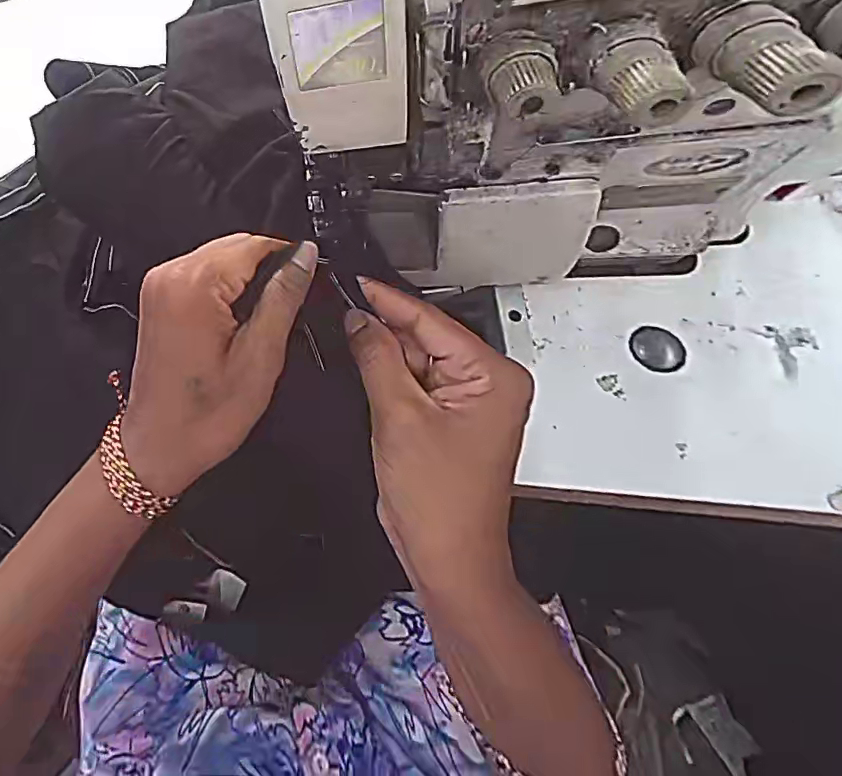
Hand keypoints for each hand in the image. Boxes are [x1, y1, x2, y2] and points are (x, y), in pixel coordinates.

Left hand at [119, 234, 317, 497]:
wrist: (158, 445)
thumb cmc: (205, 415)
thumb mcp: (261, 356)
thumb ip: (284, 296)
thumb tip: (306, 256)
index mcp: (194, 284)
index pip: (256, 243)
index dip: (290, 258)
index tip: (308, 280)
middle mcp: (171, 274)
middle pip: (237, 245)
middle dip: (268, 268)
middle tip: (285, 308)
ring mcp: (160, 282)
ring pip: (222, 255)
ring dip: (248, 277)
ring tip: (259, 320)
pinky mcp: (158, 294)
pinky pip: (204, 270)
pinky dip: (227, 285)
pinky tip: (236, 319)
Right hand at [345, 279, 533, 590]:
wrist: (448, 558)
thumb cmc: (441, 503)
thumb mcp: (399, 417)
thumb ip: (377, 357)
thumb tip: (361, 319)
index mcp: (494, 375)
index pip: (433, 322)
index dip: (390, 301)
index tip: (360, 283)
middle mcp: (491, 383)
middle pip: (427, 338)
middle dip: (386, 331)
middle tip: (347, 315)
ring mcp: (473, 400)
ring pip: (419, 359)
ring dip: (387, 357)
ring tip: (355, 350)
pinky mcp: (455, 415)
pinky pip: (419, 382)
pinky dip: (393, 378)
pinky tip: (371, 374)